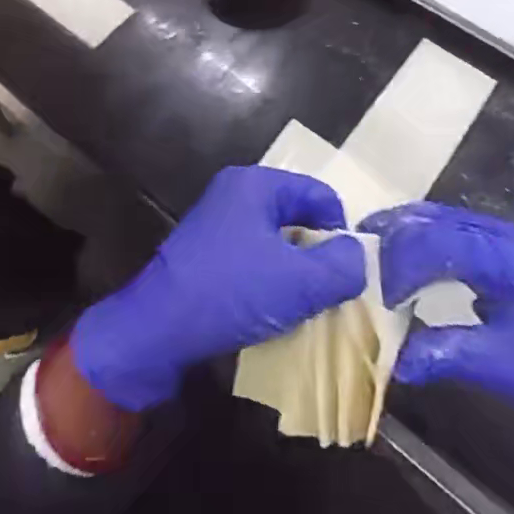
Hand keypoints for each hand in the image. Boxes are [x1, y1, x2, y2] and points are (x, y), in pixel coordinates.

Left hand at [71, 166, 366, 410]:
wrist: (156, 329)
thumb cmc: (230, 293)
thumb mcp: (300, 281)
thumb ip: (344, 265)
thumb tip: (358, 256)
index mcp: (255, 184)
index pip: (321, 195)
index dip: (343, 232)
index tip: (350, 272)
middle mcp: (233, 196)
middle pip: (298, 217)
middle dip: (320, 254)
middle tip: (333, 291)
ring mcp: (216, 226)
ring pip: (276, 243)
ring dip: (296, 273)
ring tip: (308, 306)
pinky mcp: (206, 256)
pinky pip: (253, 260)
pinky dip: (271, 282)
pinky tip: (275, 311)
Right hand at [362, 203, 513, 459]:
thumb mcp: (507, 369)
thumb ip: (446, 353)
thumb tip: (387, 357)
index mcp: (507, 258)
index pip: (434, 241)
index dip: (394, 263)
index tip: (370, 296)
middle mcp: (501, 238)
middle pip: (430, 221)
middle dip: (387, 239)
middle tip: (350, 264)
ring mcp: (501, 243)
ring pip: (435, 222)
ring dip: (398, 236)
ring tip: (364, 259)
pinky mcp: (498, 257)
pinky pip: (445, 235)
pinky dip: (415, 243)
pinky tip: (398, 265)